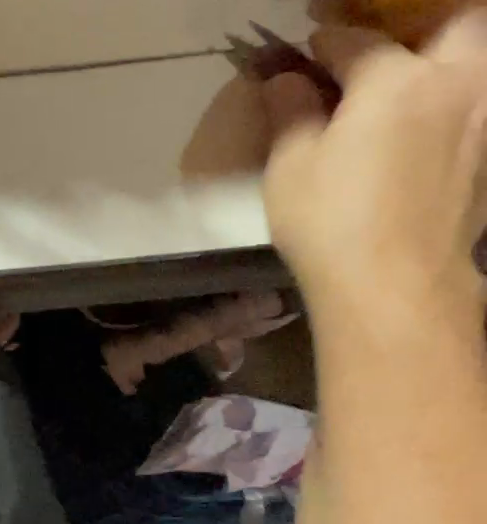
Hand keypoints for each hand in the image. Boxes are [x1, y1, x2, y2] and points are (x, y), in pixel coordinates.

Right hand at [260, 12, 486, 312]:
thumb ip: (291, 115)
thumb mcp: (290, 167)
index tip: (302, 48)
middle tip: (370, 48)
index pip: (357, 43)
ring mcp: (484, 106)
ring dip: (441, 53)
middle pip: (451, 21)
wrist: (394, 271)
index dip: (325, 42)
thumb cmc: (327, 218)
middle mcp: (456, 77)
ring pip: (473, 55)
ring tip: (401, 77)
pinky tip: (422, 114)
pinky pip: (477, 93)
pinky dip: (451, 89)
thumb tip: (284, 81)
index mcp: (396, 81)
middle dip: (410, 26)